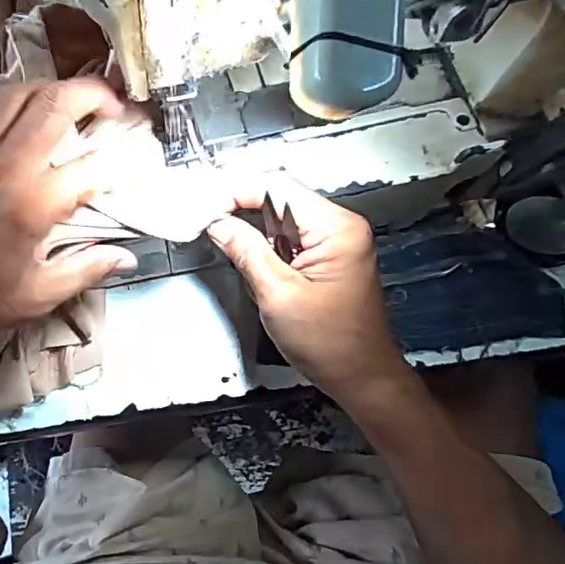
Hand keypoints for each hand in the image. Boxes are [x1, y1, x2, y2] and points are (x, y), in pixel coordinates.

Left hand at [0, 76, 139, 372]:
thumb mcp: (34, 297)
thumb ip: (85, 270)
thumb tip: (127, 256)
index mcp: (34, 204)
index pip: (94, 167)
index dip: (123, 160)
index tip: (134, 162)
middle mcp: (5, 166)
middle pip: (57, 104)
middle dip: (96, 94)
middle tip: (113, 106)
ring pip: (13, 93)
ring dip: (48, 86)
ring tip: (65, 99)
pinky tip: (10, 101)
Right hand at [206, 176, 410, 402]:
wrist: (359, 376)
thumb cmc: (333, 343)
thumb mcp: (277, 294)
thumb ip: (246, 251)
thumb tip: (219, 223)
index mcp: (336, 229)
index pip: (276, 188)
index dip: (235, 192)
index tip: (206, 206)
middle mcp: (338, 228)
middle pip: (277, 197)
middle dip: (237, 207)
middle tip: (205, 219)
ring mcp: (331, 242)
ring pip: (277, 218)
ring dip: (248, 228)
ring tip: (220, 240)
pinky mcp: (321, 257)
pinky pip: (283, 237)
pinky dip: (260, 244)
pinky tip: (245, 257)